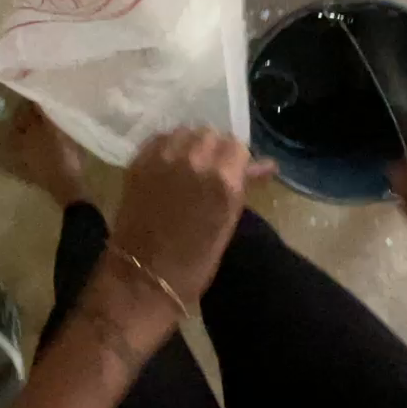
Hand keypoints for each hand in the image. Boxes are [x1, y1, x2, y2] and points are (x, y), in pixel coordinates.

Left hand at [108, 128, 274, 302]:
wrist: (143, 277)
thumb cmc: (194, 260)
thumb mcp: (228, 222)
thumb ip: (244, 186)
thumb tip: (267, 165)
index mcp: (223, 179)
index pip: (237, 145)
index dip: (235, 158)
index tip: (232, 171)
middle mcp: (194, 160)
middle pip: (210, 133)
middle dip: (213, 148)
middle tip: (210, 169)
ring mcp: (163, 157)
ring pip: (185, 131)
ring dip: (190, 143)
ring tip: (188, 164)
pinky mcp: (139, 160)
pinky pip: (160, 137)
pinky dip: (167, 146)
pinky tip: (168, 164)